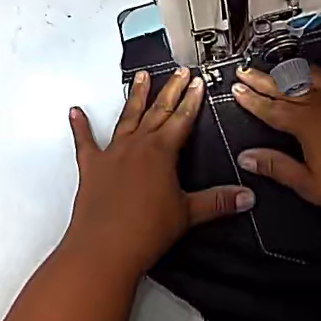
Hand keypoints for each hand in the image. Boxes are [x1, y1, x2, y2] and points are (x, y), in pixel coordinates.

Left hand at [63, 67, 253, 278]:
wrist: (104, 248)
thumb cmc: (144, 232)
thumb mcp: (188, 214)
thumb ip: (218, 202)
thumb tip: (245, 197)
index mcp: (161, 152)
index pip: (183, 118)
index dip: (192, 99)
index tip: (198, 82)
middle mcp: (137, 145)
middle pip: (158, 110)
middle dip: (171, 89)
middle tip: (179, 72)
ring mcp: (112, 153)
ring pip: (128, 117)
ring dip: (136, 96)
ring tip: (141, 77)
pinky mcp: (91, 167)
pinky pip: (85, 142)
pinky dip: (80, 127)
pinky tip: (75, 113)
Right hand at [232, 40, 320, 236]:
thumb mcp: (310, 184)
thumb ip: (277, 166)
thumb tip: (249, 157)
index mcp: (306, 124)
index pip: (269, 108)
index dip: (250, 99)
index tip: (237, 91)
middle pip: (286, 87)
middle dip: (263, 80)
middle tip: (246, 73)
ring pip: (315, 77)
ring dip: (296, 70)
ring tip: (281, 65)